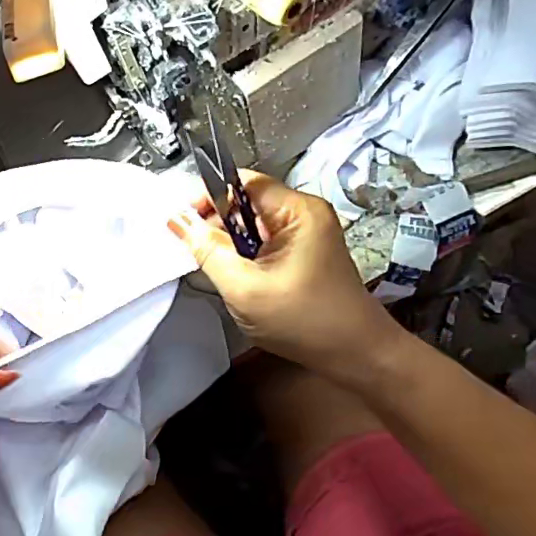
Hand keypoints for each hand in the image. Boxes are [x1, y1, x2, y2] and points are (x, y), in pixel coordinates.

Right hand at [169, 171, 405, 378]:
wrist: (355, 353)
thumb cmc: (308, 323)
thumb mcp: (244, 288)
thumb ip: (207, 250)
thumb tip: (180, 222)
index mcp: (298, 211)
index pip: (243, 182)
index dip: (210, 197)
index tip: (188, 221)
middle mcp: (307, 214)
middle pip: (247, 203)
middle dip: (219, 225)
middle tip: (200, 251)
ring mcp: (308, 233)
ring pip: (254, 225)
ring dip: (233, 245)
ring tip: (226, 272)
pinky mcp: (306, 252)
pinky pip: (266, 242)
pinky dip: (249, 257)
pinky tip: (244, 280)